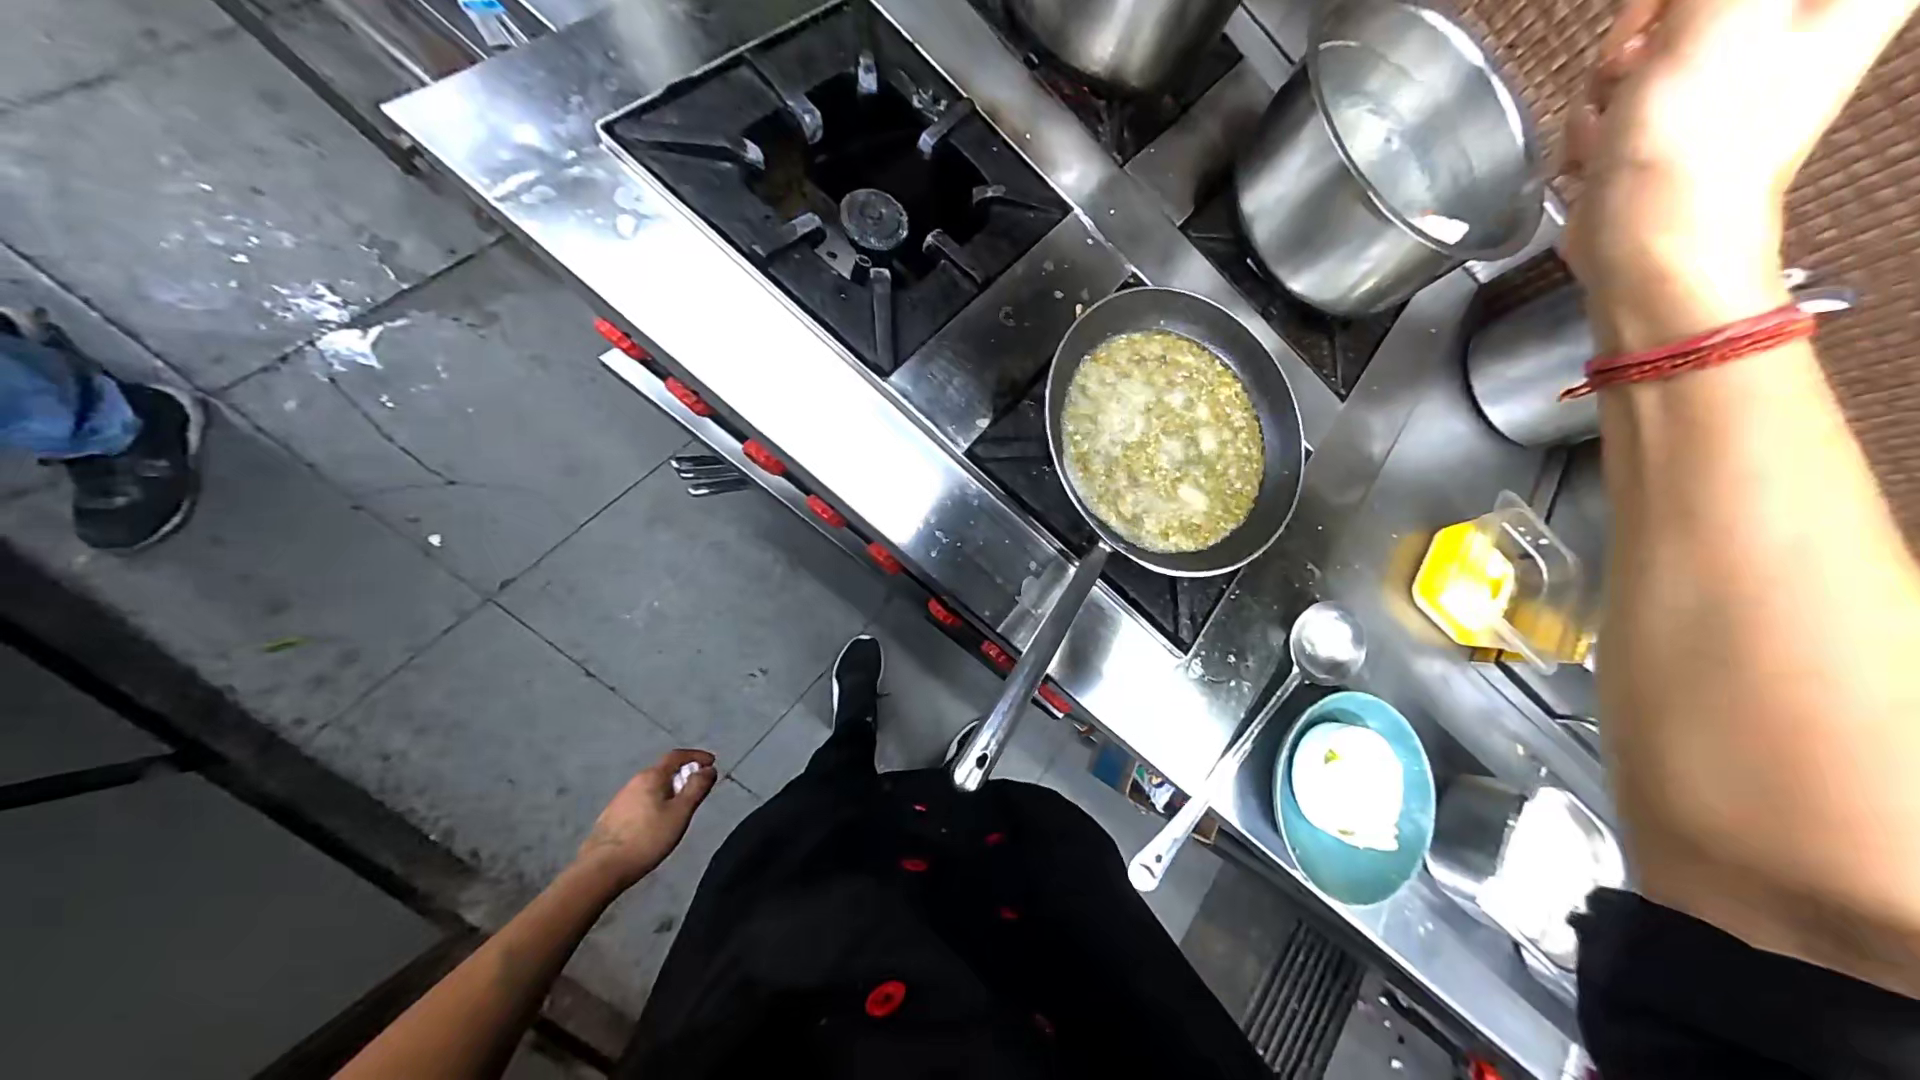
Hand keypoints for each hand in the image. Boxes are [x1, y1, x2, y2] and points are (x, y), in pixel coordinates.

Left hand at [572, 749, 716, 890]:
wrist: (601, 868)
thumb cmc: (647, 838)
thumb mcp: (680, 813)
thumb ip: (696, 788)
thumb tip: (709, 770)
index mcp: (651, 777)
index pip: (677, 756)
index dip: (696, 756)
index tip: (712, 763)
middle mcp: (634, 782)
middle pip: (664, 771)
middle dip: (683, 775)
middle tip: (697, 791)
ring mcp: (620, 799)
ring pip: (651, 787)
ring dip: (669, 790)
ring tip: (679, 810)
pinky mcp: (612, 816)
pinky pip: (641, 800)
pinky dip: (655, 802)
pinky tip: (655, 823)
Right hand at [1562, 0, 1916, 349]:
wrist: (1649, 249)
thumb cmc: (1691, 143)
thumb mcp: (1715, 20)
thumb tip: (1675, 9)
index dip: (1676, 1)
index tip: (1663, 22)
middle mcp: (1798, 25)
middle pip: (1684, 5)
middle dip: (1638, 33)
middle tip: (1631, 68)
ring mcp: (1731, 80)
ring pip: (1649, 44)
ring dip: (1606, 83)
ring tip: (1613, 121)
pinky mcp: (1676, 123)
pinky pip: (1624, 94)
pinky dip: (1598, 119)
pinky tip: (1600, 146)